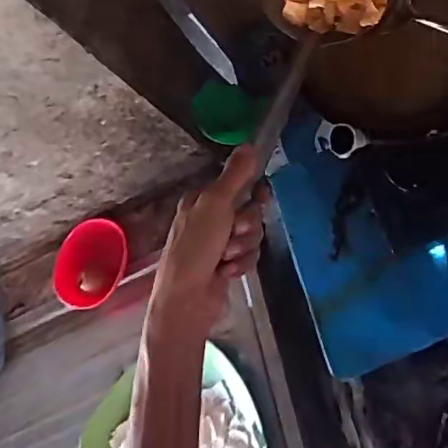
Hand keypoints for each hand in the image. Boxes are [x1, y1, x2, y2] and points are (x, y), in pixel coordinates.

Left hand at [143, 146, 268, 345]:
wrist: (186, 303)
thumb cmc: (196, 247)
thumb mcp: (215, 205)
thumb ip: (235, 175)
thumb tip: (251, 144)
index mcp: (203, 198)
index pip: (238, 183)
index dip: (253, 191)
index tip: (260, 197)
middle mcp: (210, 216)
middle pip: (250, 209)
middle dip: (247, 224)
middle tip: (233, 233)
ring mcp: (218, 241)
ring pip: (252, 233)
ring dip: (243, 246)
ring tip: (225, 257)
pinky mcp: (226, 264)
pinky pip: (249, 255)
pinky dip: (241, 263)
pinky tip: (227, 272)